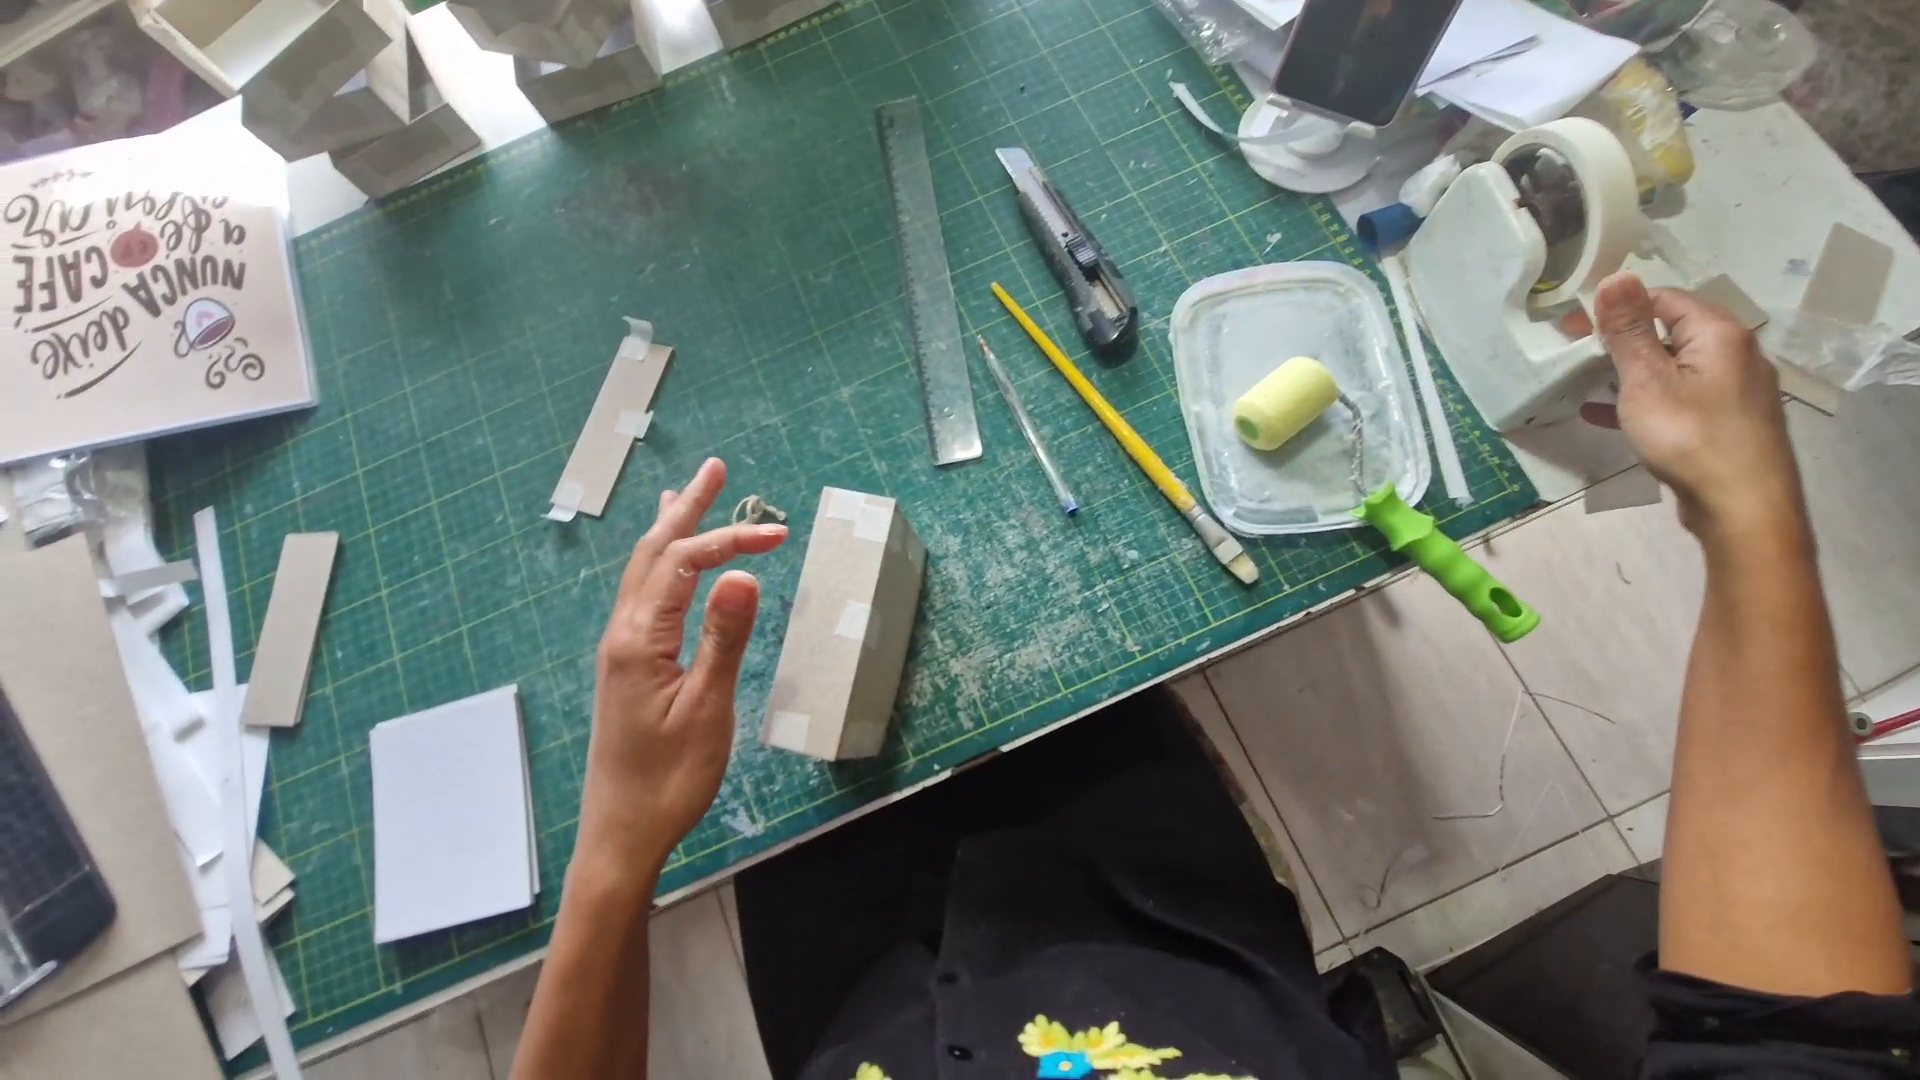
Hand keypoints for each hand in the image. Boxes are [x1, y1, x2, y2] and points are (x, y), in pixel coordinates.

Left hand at [574, 458, 786, 880]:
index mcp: (639, 638)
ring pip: (644, 572)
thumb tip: (744, 574)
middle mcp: (623, 633)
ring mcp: (621, 649)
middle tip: (715, 468)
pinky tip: (667, 565)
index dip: (731, 540)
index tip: (779, 535)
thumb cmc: (671, 777)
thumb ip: (724, 638)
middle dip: (687, 509)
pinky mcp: (628, 665)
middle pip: (654, 553)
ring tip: (685, 494)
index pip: (685, 564)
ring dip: (670, 529)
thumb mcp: (707, 708)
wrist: (622, 832)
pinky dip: (661, 564)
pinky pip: (644, 596)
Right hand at [1581, 272, 1805, 540]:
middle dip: (1618, 339)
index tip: (1572, 325)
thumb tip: (1617, 277)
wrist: (1739, 501)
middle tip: (1572, 354)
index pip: (1664, 300)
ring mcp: (1729, 390)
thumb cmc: (1689, 434)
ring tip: (1583, 382)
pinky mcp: (1720, 420)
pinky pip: (1672, 396)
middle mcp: (1732, 355)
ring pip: (1669, 366)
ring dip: (1624, 371)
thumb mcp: (1646, 380)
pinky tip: (1602, 415)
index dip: (1617, 306)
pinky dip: (1637, 399)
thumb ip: (1628, 331)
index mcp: (1719, 335)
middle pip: (1668, 332)